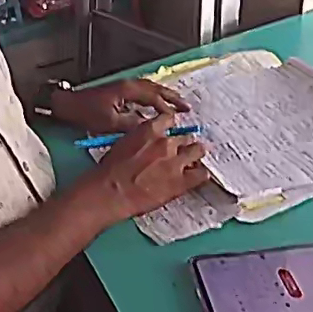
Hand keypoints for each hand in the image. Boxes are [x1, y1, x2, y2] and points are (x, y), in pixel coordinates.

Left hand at [48, 78, 186, 133]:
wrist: (68, 105)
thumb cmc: (87, 113)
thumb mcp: (111, 122)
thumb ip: (132, 124)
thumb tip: (150, 127)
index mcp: (128, 90)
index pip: (154, 98)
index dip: (167, 108)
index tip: (178, 117)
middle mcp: (128, 85)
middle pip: (155, 89)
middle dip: (171, 97)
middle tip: (186, 106)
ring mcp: (123, 87)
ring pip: (149, 89)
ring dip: (163, 96)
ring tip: (175, 105)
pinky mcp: (119, 92)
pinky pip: (142, 93)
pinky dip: (152, 98)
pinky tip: (154, 108)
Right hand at [72, 114, 209, 222]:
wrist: (110, 192)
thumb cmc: (110, 170)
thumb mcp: (124, 143)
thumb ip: (142, 138)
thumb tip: (149, 142)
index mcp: (150, 130)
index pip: (170, 119)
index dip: (170, 128)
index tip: (170, 133)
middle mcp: (166, 142)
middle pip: (185, 136)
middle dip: (183, 143)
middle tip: (178, 151)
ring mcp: (176, 162)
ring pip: (198, 150)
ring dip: (194, 154)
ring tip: (191, 161)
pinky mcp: (181, 182)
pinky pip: (202, 174)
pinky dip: (200, 174)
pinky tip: (195, 176)